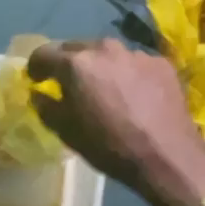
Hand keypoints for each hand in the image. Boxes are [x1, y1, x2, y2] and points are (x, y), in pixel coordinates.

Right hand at [28, 38, 204, 205]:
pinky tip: (134, 95)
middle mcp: (104, 49)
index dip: (35, 67)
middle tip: (70, 84)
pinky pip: (134, 63)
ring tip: (105, 89)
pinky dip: (127, 73)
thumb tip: (40, 93)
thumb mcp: (67, 132)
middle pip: (76, 48)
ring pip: (107, 53)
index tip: (36, 80)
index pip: (44, 53)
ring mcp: (136, 53)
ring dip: (100, 67)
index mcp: (76, 64)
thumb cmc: (110, 146)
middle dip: (68, 63)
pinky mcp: (160, 62)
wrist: (168, 157)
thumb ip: (46, 107)